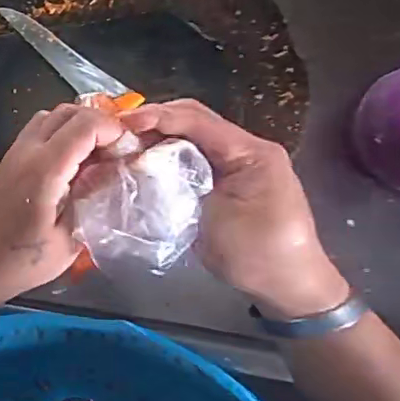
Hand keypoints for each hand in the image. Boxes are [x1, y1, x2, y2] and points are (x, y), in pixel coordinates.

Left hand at [0, 102, 125, 308]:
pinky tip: (74, 164)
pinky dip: (60, 134)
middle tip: (118, 152)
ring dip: (78, 126)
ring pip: (50, 117)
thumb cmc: (21, 261)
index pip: (85, 124)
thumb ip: (94, 197)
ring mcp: (13, 154)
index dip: (114, 130)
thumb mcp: (70, 237)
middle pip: (67, 112)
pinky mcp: (8, 161)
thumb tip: (118, 169)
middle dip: (99, 124)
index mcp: (43, 170)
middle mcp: (25, 152)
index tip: (131, 151)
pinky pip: (37, 132)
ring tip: (99, 157)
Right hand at [122, 99, 348, 318]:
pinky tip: (137, 158)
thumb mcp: (217, 214)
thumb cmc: (256, 250)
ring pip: (185, 131)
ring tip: (121, 142)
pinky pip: (185, 150)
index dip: (156, 116)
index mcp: (249, 150)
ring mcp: (230, 160)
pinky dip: (159, 149)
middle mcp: (240, 147)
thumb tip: (138, 160)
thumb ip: (181, 181)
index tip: (120, 125)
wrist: (284, 284)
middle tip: (116, 130)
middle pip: (190, 116)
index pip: (195, 119)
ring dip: (152, 133)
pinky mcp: (217, 174)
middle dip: (151, 118)